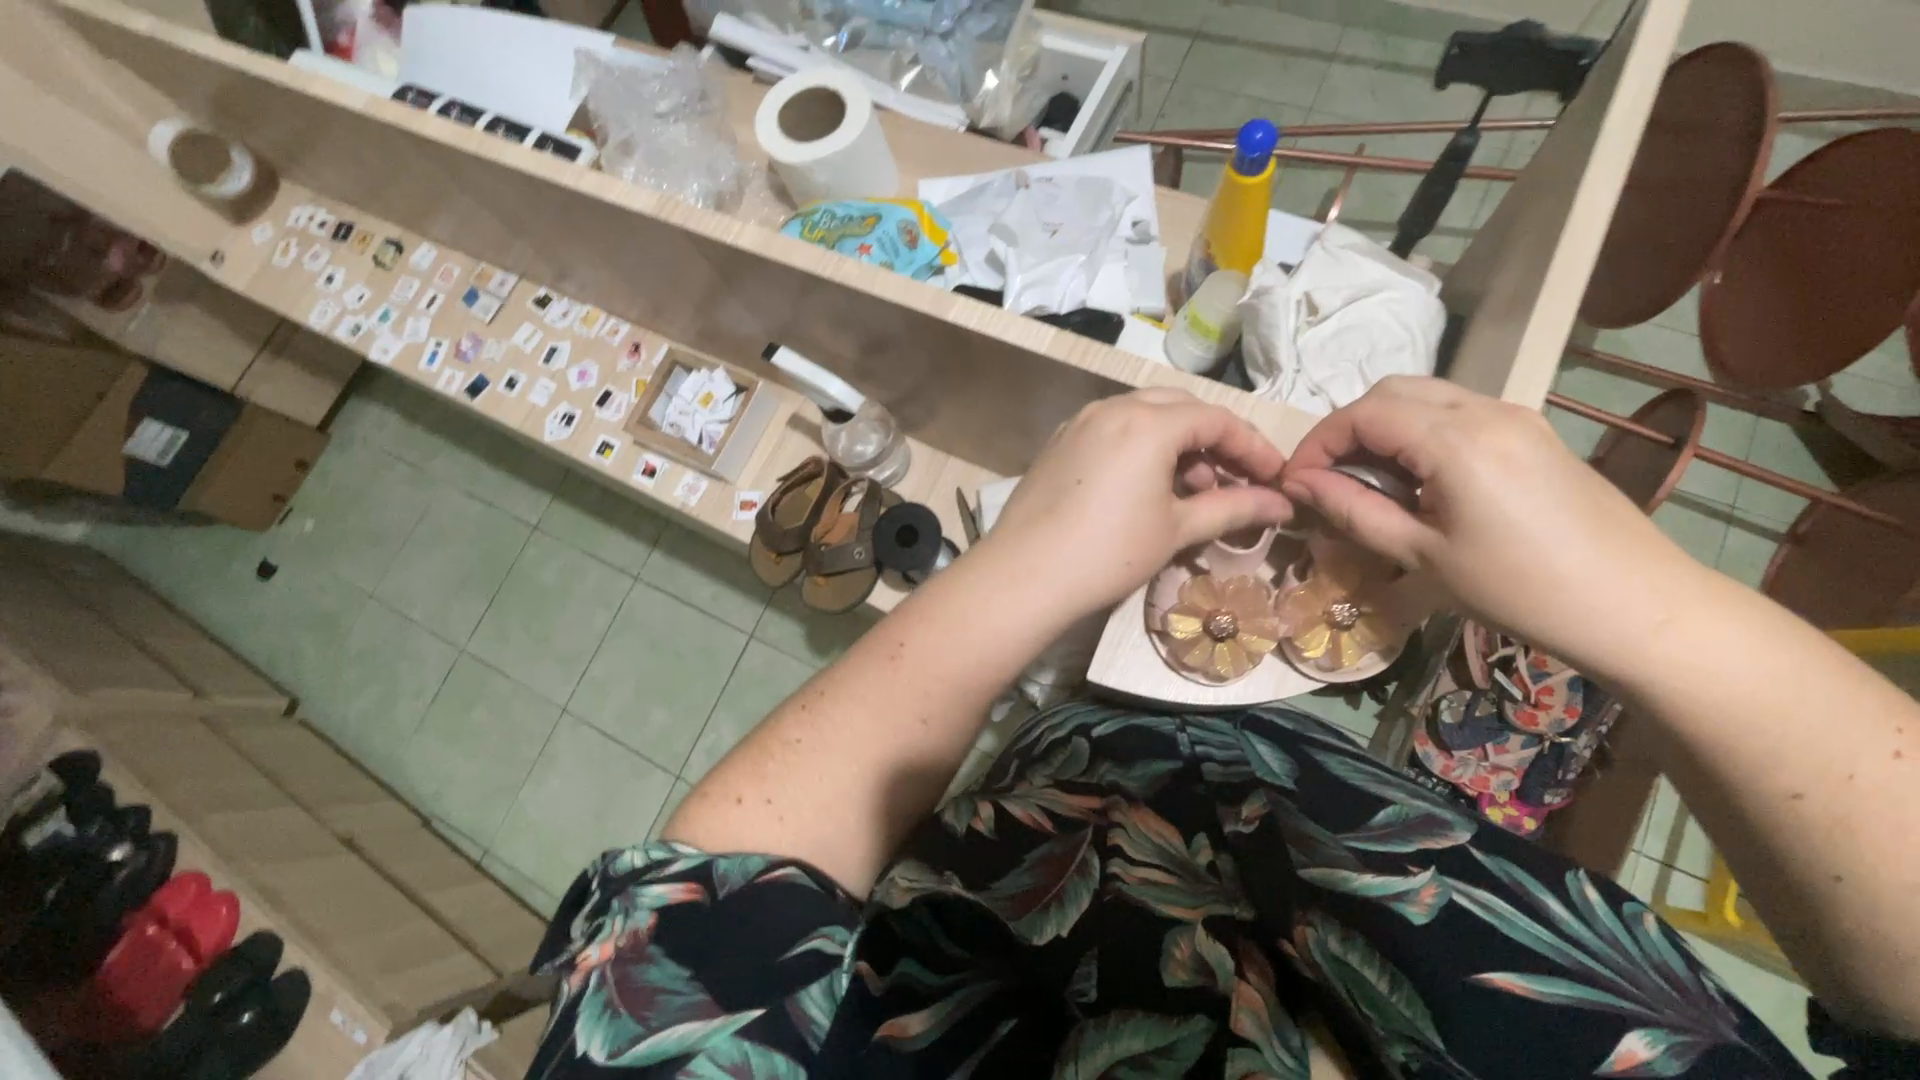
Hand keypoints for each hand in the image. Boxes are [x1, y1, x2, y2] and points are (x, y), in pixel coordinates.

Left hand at [982, 389, 1295, 617]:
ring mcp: (1080, 422)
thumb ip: (1233, 508)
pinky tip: (1148, 488)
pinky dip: (1142, 449)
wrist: (1024, 576)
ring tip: (1193, 493)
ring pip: (1145, 416)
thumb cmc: (1108, 553)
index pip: (1217, 419)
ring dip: (1178, 445)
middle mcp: (1113, 407)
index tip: (1276, 478)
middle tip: (1236, 482)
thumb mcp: (1176, 530)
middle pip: (1181, 409)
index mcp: (1148, 422)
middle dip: (1215, 441)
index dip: (1253, 447)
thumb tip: (1282, 503)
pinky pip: (1113, 431)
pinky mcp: (1059, 443)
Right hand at [1279, 377, 1699, 662]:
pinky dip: (1419, 432)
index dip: (1318, 443)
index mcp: (1456, 439)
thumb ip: (1354, 511)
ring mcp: (1515, 416)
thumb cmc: (1519, 589)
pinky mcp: (1532, 432)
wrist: (1636, 605)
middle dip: (1347, 429)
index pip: (1362, 413)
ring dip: (1383, 427)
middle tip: (1328, 479)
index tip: (1295, 484)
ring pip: (1425, 396)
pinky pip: (1457, 411)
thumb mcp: (1422, 555)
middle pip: (1392, 391)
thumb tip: (1299, 484)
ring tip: (1367, 482)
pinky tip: (1418, 480)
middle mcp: (1486, 409)